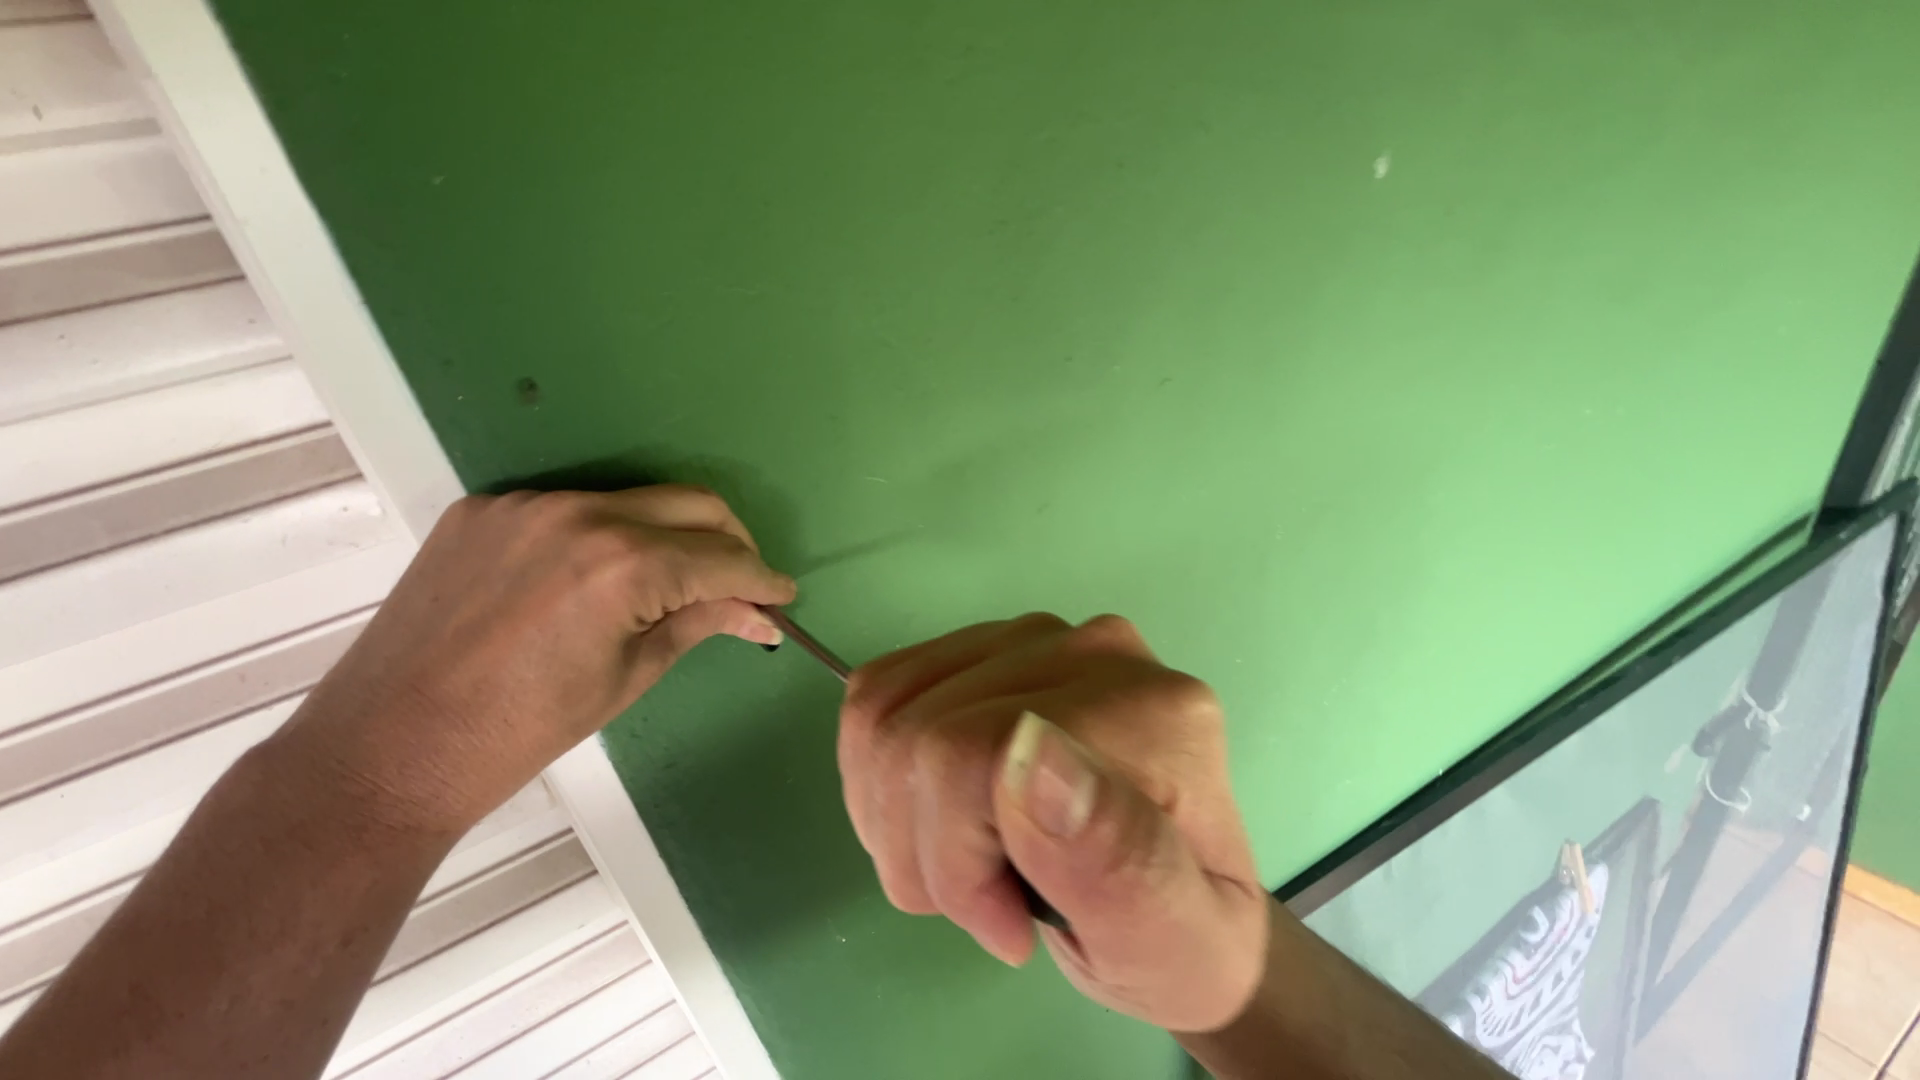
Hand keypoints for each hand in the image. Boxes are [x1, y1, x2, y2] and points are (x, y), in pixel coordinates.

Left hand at [271, 485, 794, 832]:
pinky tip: (599, 577)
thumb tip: (761, 616)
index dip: (762, 580)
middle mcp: (581, 514)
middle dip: (732, 542)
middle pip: (693, 504)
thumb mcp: (629, 678)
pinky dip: (607, 535)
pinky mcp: (487, 507)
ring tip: (676, 582)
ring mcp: (528, 504)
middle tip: (742, 584)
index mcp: (623, 566)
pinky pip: (573, 508)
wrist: (389, 745)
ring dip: (673, 535)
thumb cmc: (522, 731)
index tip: (781, 597)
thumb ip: (700, 625)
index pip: (723, 558)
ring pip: (635, 500)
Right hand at [838, 613, 1267, 1032]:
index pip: (972, 752)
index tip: (1008, 928)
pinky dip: (880, 778)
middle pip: (921, 734)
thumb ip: (1117, 860)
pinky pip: (878, 694)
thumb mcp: (1174, 945)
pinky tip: (938, 820)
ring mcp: (1030, 638)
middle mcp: (1091, 649)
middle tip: (991, 906)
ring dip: (896, 820)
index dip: (956, 859)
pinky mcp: (980, 648)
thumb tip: (1028, 752)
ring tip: (970, 869)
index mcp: (1150, 713)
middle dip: (925, 852)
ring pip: (885, 713)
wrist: (1171, 908)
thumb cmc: (1176, 941)